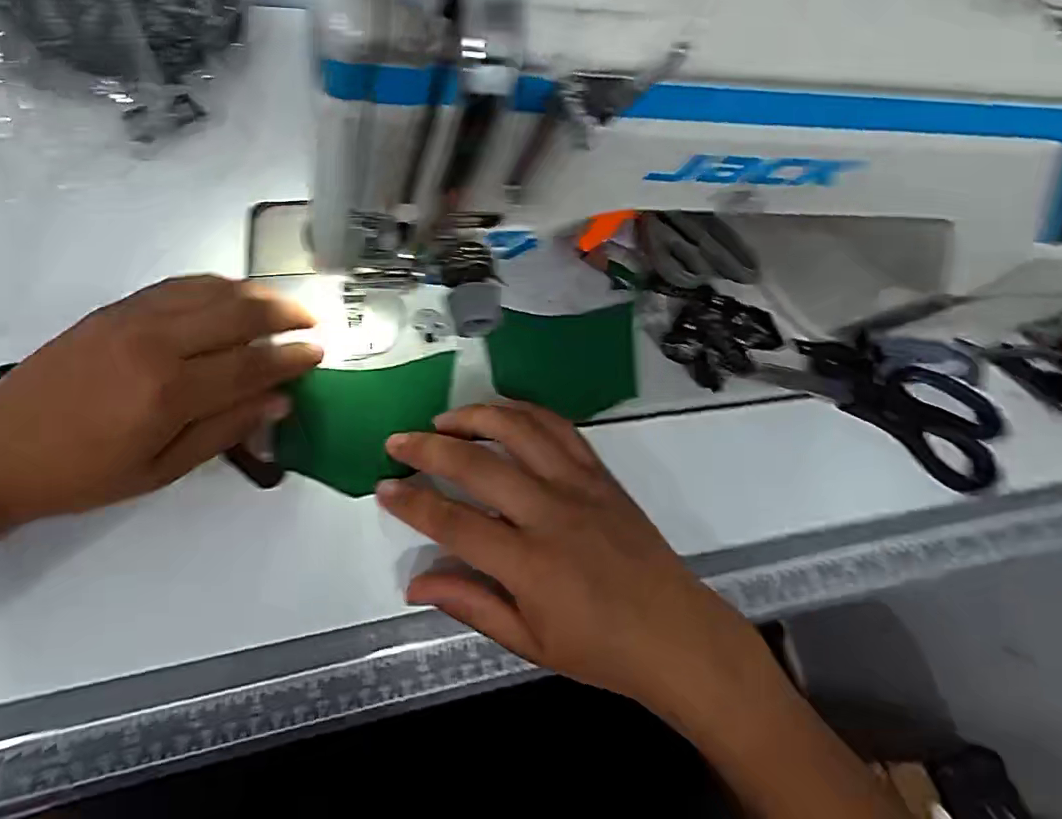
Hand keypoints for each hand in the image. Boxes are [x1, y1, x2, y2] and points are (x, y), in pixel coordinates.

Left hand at [0, 275, 321, 559]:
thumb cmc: (82, 474)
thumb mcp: (160, 470)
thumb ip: (224, 430)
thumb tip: (279, 401)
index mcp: (169, 392)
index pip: (252, 363)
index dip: (292, 356)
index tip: (319, 352)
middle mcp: (157, 342)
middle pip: (240, 312)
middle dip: (285, 312)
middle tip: (312, 320)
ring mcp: (134, 317)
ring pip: (213, 290)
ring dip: (256, 293)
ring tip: (283, 305)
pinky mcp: (116, 307)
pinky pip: (180, 285)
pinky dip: (217, 285)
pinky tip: (232, 295)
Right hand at [376, 402, 771, 719]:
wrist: (678, 635)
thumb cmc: (601, 650)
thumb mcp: (530, 642)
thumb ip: (470, 604)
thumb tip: (414, 583)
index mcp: (530, 564)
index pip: (454, 523)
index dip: (412, 502)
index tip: (383, 487)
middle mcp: (551, 513)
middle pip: (477, 465)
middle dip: (427, 448)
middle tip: (397, 441)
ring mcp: (579, 486)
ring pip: (518, 430)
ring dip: (474, 416)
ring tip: (443, 418)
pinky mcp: (600, 473)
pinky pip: (558, 427)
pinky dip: (523, 411)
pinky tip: (501, 413)